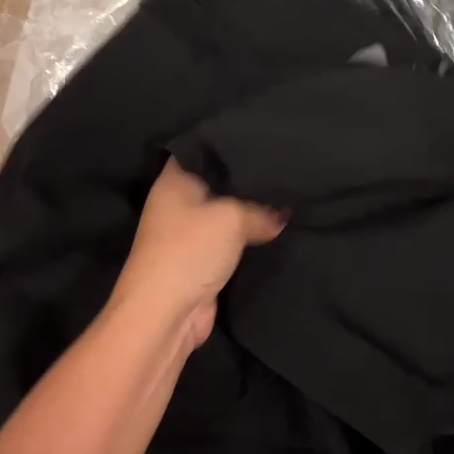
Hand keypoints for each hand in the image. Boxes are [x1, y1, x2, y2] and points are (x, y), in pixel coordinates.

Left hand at [113, 159, 285, 347]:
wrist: (165, 314)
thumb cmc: (190, 250)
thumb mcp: (232, 217)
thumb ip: (262, 210)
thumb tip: (283, 213)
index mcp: (174, 180)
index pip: (204, 149)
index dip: (232, 143)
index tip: (264, 138)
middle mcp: (178, 202)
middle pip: (218, 182)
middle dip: (248, 179)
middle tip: (285, 165)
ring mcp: (189, 233)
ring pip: (226, 213)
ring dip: (251, 211)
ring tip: (288, 193)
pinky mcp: (201, 260)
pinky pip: (230, 240)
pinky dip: (248, 237)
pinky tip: (276, 227)